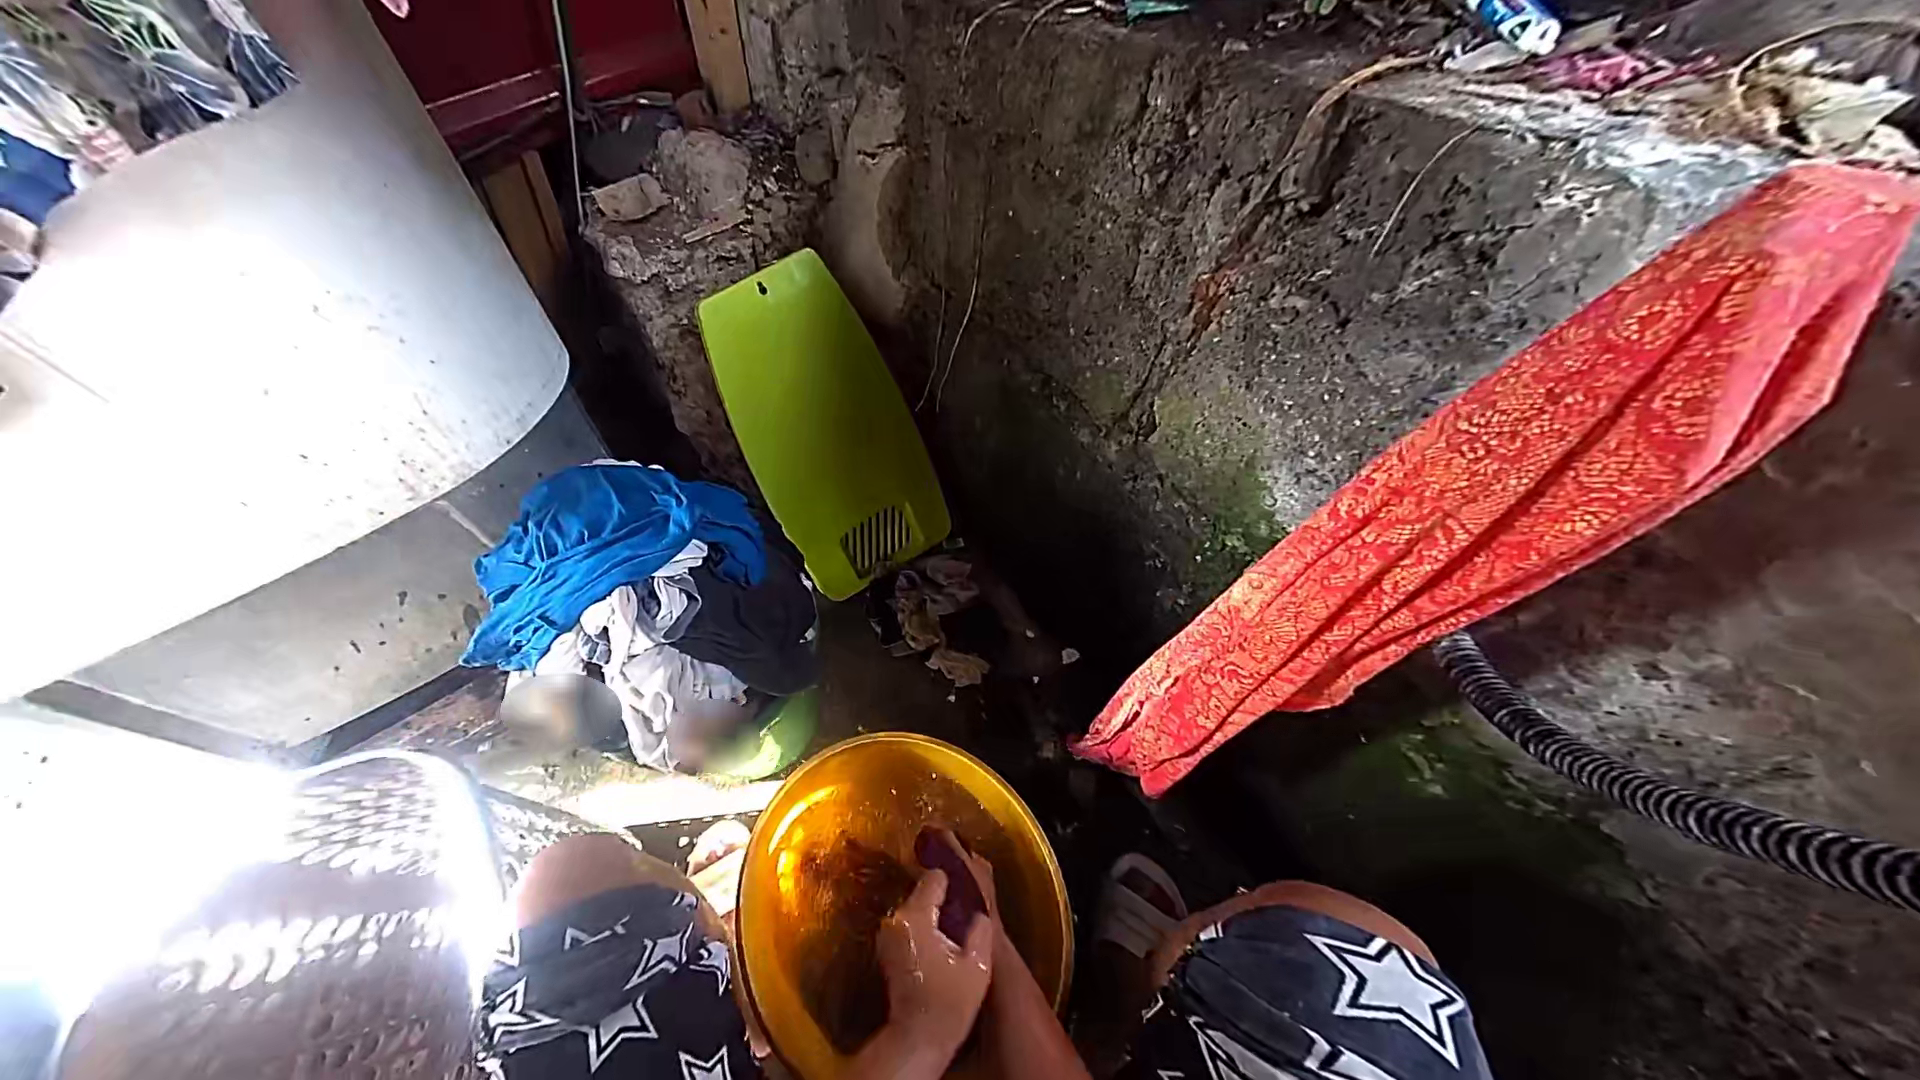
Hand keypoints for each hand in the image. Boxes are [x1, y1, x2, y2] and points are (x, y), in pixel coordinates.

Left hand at [878, 868, 994, 1052]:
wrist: (917, 1039)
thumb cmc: (949, 1003)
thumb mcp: (977, 965)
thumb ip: (979, 929)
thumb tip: (978, 911)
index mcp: (916, 917)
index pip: (933, 878)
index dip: (952, 880)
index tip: (965, 888)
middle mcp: (896, 919)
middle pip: (922, 891)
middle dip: (941, 898)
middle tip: (962, 909)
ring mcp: (886, 935)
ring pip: (914, 908)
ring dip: (930, 913)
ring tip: (952, 927)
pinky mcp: (885, 950)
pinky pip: (907, 924)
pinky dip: (921, 927)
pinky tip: (938, 942)